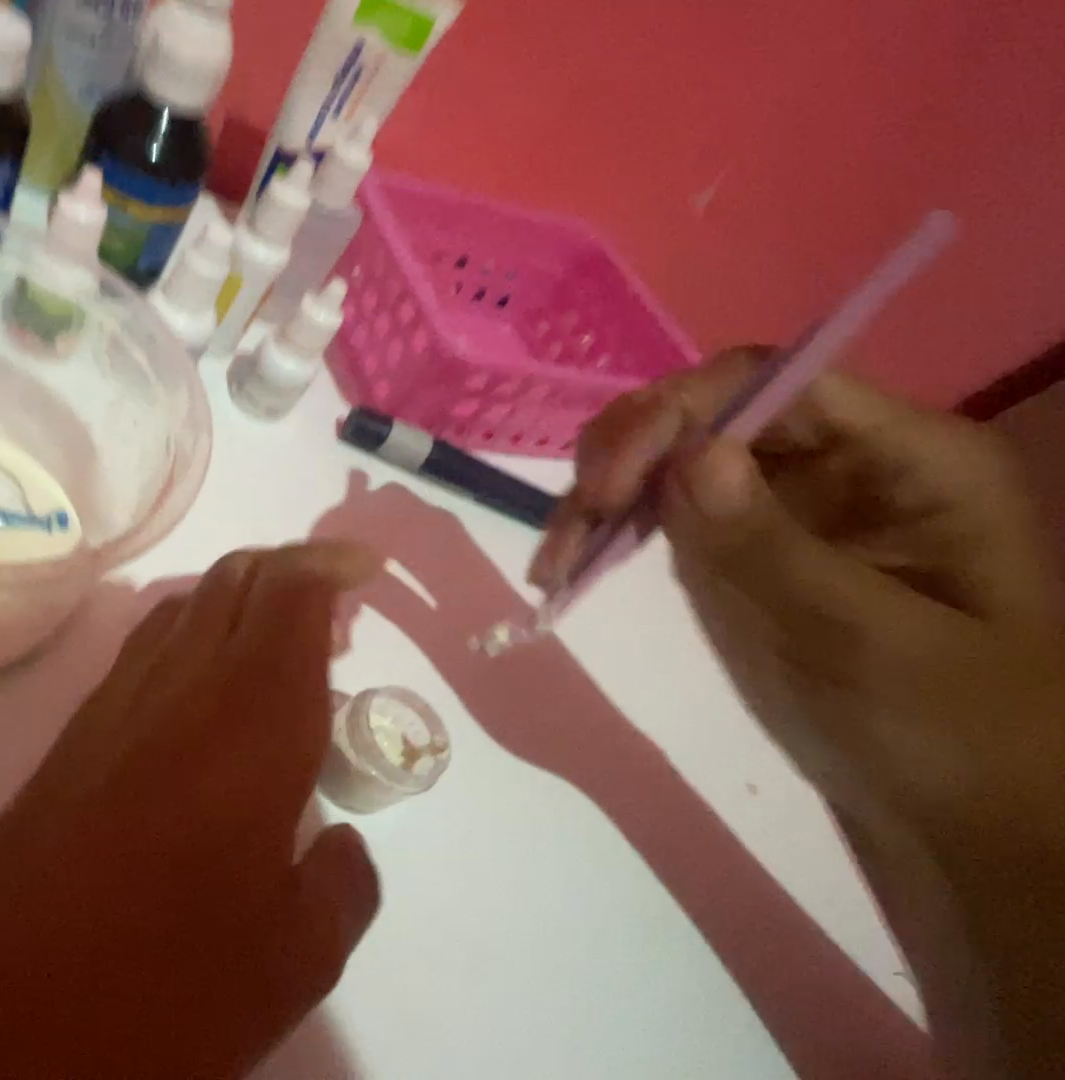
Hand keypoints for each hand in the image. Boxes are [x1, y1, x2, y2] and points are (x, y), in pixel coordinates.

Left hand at [0, 541, 386, 1078]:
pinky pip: (148, 646)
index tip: (366, 570)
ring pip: (185, 605)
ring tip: (280, 648)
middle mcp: (182, 683)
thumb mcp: (293, 958)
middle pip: (234, 578)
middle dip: (290, 570)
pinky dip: (194, 635)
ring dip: (240, 600)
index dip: (330, 564)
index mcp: (251, 718)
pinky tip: (209, 692)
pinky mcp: (79, 727)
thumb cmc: (161, 974)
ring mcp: (119, 698)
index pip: (289, 593)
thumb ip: (342, 887)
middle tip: (336, 619)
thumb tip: (341, 843)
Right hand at [533, 346, 1064, 848]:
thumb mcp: (863, 640)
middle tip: (572, 526)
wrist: (952, 805)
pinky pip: (651, 511)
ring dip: (596, 499)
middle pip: (700, 413)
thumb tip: (691, 455)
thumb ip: (772, 546)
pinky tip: (565, 570)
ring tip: (555, 564)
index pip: (768, 385)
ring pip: (660, 460)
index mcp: (902, 457)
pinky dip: (600, 533)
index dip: (675, 415)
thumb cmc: (944, 727)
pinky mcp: (731, 543)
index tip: (607, 489)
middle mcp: (834, 459)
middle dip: (622, 457)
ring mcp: (775, 501)